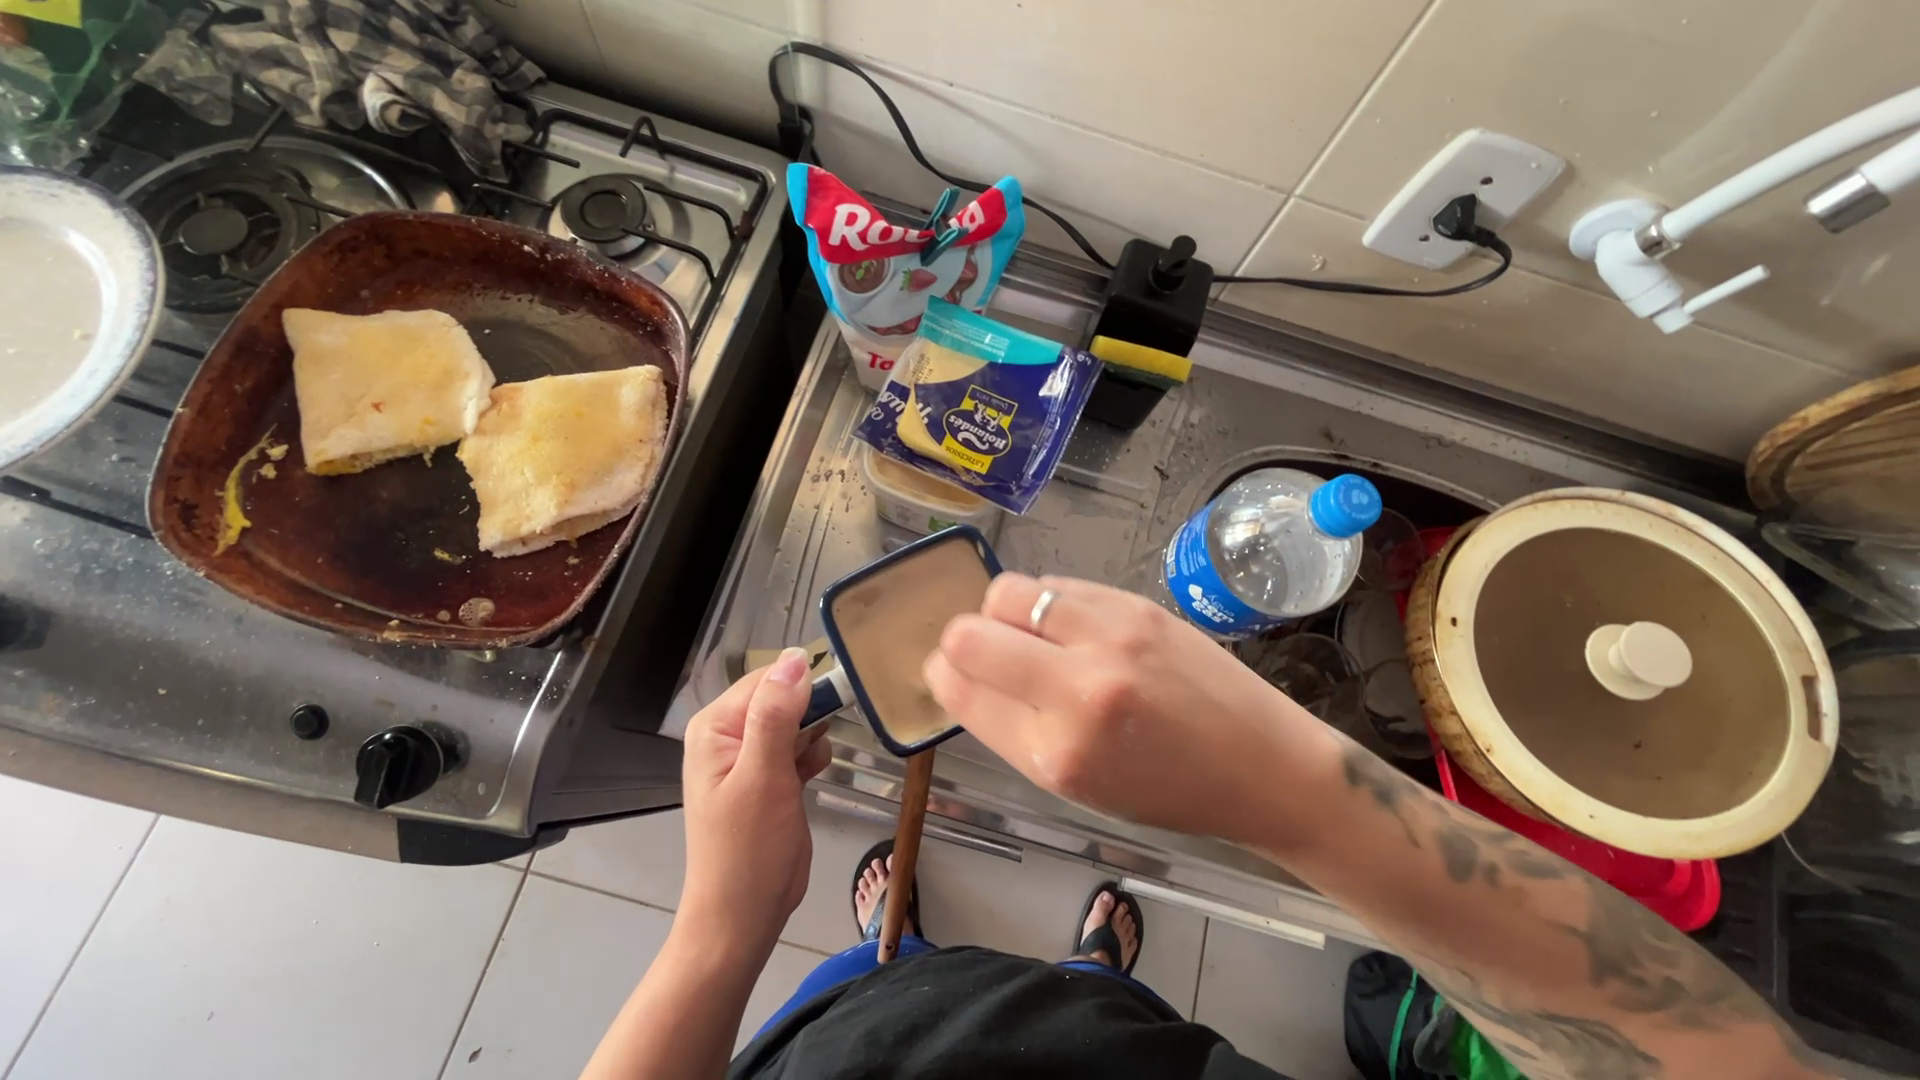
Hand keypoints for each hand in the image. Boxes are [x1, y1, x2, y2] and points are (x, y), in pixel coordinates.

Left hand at [679, 647, 832, 953]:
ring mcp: (750, 757)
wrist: (745, 915)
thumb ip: (776, 715)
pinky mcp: (771, 778)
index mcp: (716, 727)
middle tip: (820, 743)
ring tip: (810, 766)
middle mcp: (730, 735)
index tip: (837, 700)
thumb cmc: (748, 849)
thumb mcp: (763, 776)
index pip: (766, 679)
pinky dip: (813, 755)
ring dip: (813, 735)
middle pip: (782, 696)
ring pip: (796, 720)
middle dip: (809, 712)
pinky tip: (813, 774)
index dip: (802, 684)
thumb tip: (796, 657)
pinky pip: (800, 746)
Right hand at [922, 574, 1332, 844]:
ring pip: (1007, 592)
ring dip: (1000, 612)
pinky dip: (1045, 602)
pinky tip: (1066, 625)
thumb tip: (964, 672)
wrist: (1262, 763)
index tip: (947, 671)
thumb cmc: (1164, 790)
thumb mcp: (1077, 783)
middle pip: (968, 634)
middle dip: (957, 641)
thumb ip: (1014, 726)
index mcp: (1056, 753)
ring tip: (1025, 633)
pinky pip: (1056, 584)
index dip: (940, 675)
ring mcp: (1109, 637)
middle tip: (979, 651)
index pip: (960, 691)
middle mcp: (1077, 689)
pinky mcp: (1136, 605)